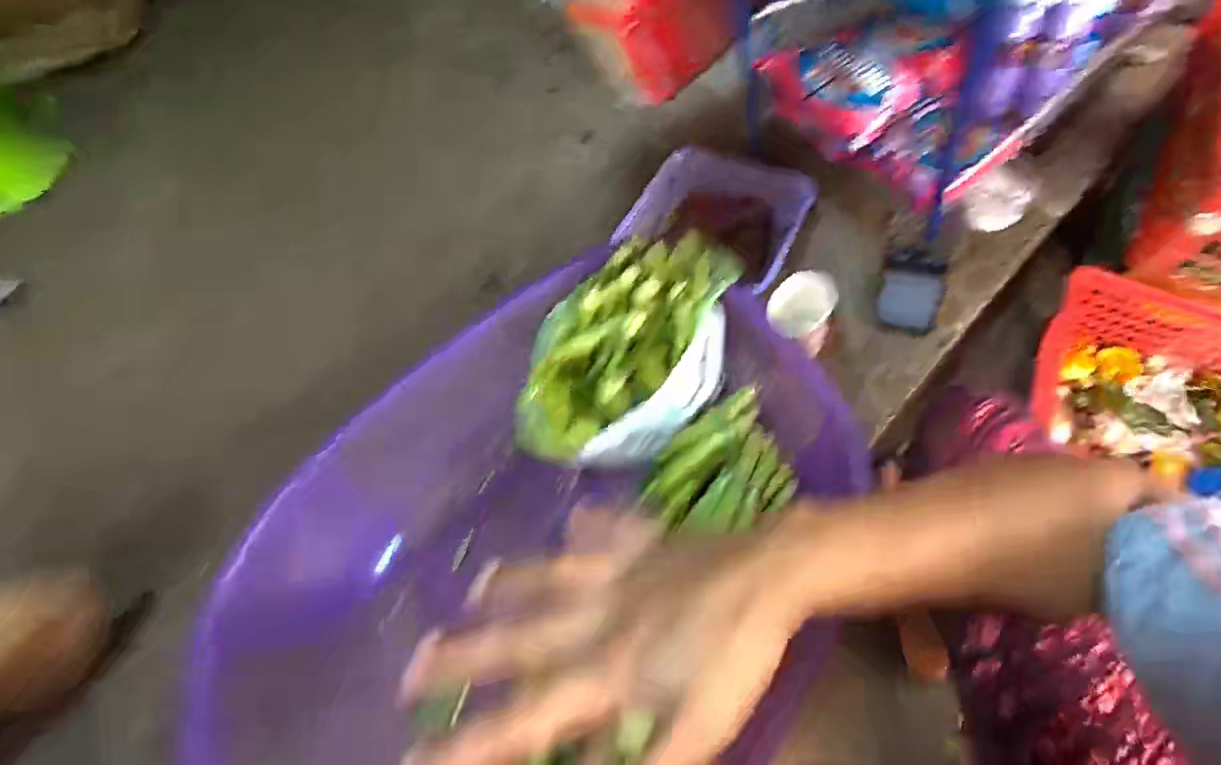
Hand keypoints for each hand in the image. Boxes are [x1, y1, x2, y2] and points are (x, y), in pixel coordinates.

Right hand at [400, 507, 804, 764]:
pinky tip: (579, 511)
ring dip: (521, 578)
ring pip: (562, 574)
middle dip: (466, 655)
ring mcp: (635, 570)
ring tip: (480, 579)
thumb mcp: (697, 730)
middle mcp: (606, 616)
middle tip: (411, 660)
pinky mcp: (665, 539)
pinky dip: (598, 520)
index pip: (522, 720)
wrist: (779, 572)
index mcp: (608, 671)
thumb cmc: (741, 652)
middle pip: (525, 638)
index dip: (466, 748)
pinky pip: (622, 528)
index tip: (410, 760)